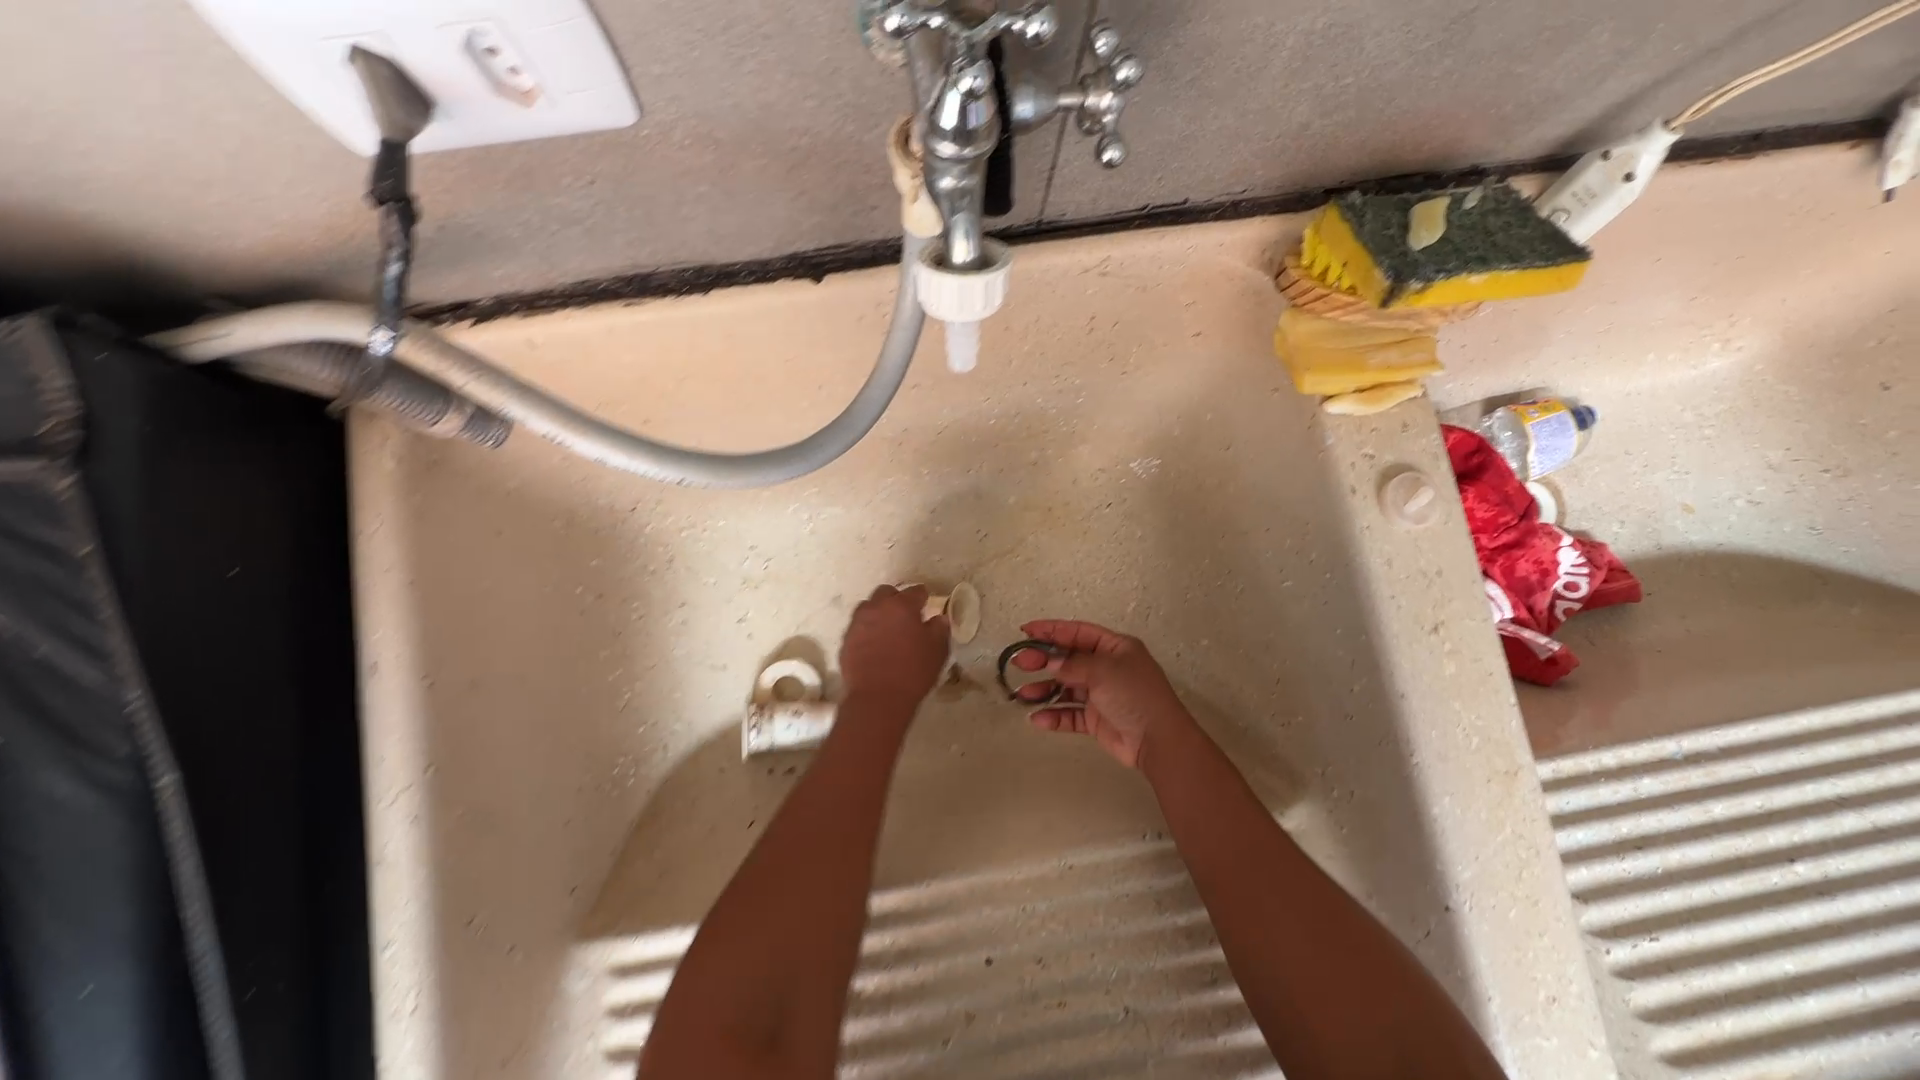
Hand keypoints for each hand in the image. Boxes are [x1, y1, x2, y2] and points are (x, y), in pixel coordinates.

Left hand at [839, 585, 949, 713]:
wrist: (877, 698)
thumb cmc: (913, 672)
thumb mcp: (937, 651)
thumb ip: (939, 629)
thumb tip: (938, 619)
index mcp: (902, 606)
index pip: (915, 591)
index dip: (923, 597)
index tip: (926, 604)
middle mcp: (877, 608)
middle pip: (886, 593)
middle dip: (896, 600)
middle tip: (905, 616)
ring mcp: (858, 623)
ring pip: (868, 608)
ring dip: (878, 613)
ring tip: (887, 630)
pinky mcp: (846, 640)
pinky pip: (858, 628)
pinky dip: (867, 631)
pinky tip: (874, 646)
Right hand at [1013, 620, 1194, 769]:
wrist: (1157, 739)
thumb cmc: (1133, 694)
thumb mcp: (1103, 670)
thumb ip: (1072, 664)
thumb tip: (1049, 662)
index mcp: (1114, 648)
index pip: (1077, 632)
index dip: (1051, 630)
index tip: (1025, 631)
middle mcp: (1107, 668)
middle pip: (1068, 659)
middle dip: (1043, 660)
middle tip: (1019, 663)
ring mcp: (1101, 694)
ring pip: (1065, 688)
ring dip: (1044, 690)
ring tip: (1023, 695)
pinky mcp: (1095, 719)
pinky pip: (1069, 713)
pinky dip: (1053, 715)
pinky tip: (1037, 719)